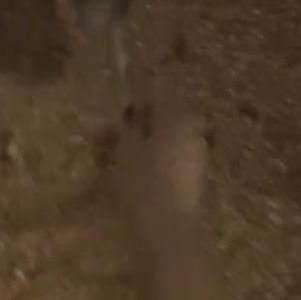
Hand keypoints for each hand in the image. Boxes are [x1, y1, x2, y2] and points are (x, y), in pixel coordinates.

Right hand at [111, 71, 207, 240]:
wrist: (169, 230)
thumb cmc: (144, 189)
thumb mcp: (127, 154)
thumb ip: (127, 128)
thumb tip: (128, 113)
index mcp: (176, 119)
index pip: (158, 88)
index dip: (139, 80)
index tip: (127, 69)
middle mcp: (190, 130)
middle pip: (161, 113)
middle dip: (134, 117)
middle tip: (107, 129)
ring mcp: (193, 153)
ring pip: (163, 135)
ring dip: (139, 139)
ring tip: (110, 154)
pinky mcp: (190, 174)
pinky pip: (167, 154)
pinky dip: (148, 154)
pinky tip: (130, 168)